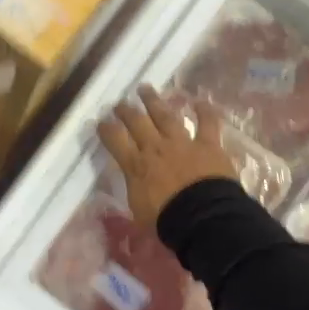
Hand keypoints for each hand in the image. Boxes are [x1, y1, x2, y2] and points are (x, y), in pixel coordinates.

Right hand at [98, 86, 238, 225]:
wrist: (202, 217)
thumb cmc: (165, 220)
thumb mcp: (137, 208)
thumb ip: (134, 189)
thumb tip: (133, 182)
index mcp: (136, 165)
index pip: (115, 140)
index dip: (106, 129)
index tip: (100, 122)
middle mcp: (155, 147)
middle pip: (137, 122)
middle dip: (126, 111)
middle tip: (119, 103)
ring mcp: (183, 142)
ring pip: (165, 115)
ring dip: (154, 101)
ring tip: (145, 89)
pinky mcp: (208, 144)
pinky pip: (208, 122)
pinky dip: (204, 111)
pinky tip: (200, 101)